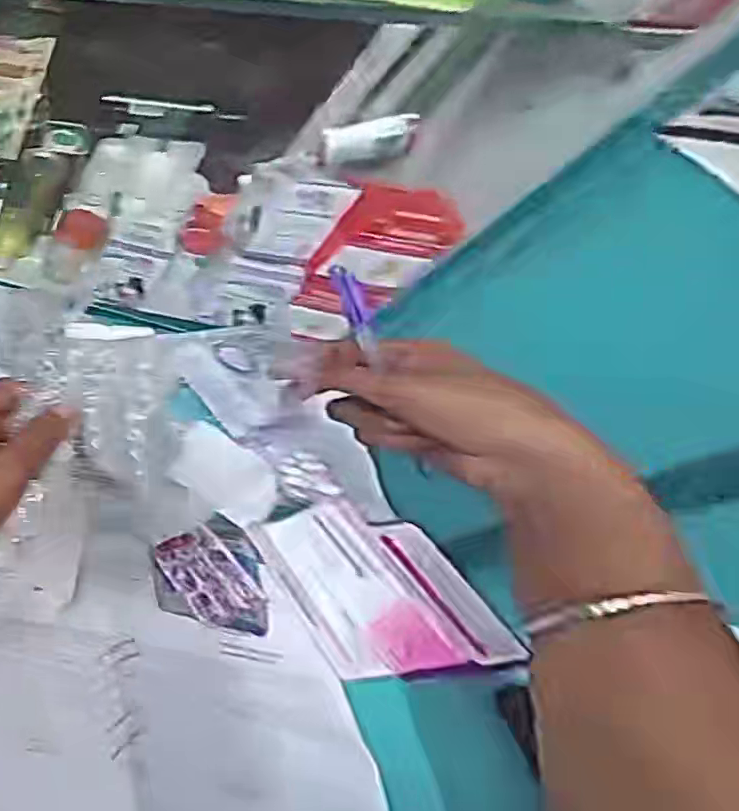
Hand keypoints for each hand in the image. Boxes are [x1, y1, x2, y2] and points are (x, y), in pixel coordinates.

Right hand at [315, 339, 629, 505]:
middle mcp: (406, 378)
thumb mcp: (402, 387)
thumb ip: (343, 377)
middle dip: (360, 402)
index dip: (319, 364)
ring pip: (358, 414)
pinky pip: (374, 433)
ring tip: (414, 428)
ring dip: (379, 424)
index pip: (348, 352)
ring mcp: (407, 408)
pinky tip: (421, 441)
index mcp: (411, 354)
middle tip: (376, 407)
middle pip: (348, 386)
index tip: (292, 379)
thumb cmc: (474, 409)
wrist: (518, 458)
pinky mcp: (408, 434)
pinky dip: (391, 439)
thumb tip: (297, 366)